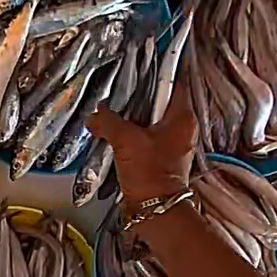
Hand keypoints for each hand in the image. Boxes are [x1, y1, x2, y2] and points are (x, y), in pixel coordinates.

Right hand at [88, 82, 198, 206]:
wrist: (153, 208)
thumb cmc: (149, 173)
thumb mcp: (125, 141)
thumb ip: (108, 123)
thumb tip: (95, 115)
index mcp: (182, 118)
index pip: (174, 84)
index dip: (158, 74)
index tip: (140, 68)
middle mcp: (182, 129)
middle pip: (160, 103)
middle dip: (139, 100)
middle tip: (118, 97)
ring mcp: (172, 145)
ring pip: (151, 122)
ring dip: (133, 120)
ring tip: (113, 118)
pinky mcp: (161, 159)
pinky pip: (146, 138)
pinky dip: (132, 136)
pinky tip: (116, 138)